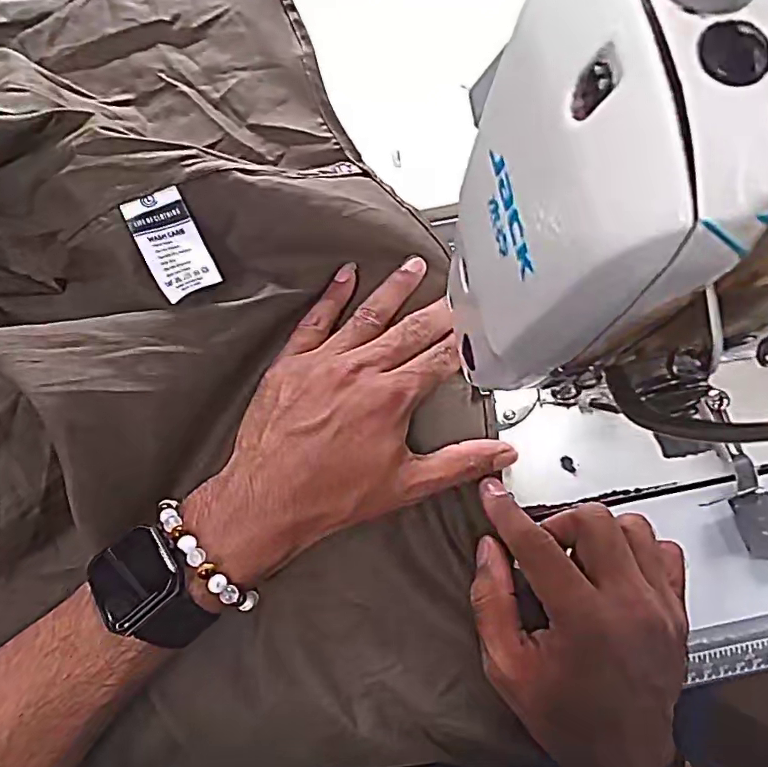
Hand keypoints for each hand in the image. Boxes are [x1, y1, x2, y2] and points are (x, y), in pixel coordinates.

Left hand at [183, 257, 517, 591]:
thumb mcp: (406, 485)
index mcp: (390, 398)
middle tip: (455, 292)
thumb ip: (459, 463)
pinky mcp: (291, 364)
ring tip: (412, 267)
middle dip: (438, 310)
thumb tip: (499, 454)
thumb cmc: (328, 495)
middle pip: (410, 330)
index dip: (462, 341)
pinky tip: (345, 277)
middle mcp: (359, 372)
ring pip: (367, 315)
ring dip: (394, 289)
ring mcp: (323, 363)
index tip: (476, 327)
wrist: (268, 498)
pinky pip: (316, 320)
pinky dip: (332, 295)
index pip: (439, 359)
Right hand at [471, 480, 688, 766]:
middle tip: (539, 545)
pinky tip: (613, 568)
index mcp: (584, 621)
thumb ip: (491, 601)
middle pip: (594, 520)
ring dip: (596, 531)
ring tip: (575, 557)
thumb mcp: (506, 667)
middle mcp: (630, 606)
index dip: (508, 514)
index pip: (539, 544)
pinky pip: (663, 550)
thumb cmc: (566, 719)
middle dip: (556, 522)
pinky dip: (635, 548)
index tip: (494, 496)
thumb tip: (489, 552)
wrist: (625, 757)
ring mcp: (661, 606)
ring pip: (632, 526)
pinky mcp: (677, 610)